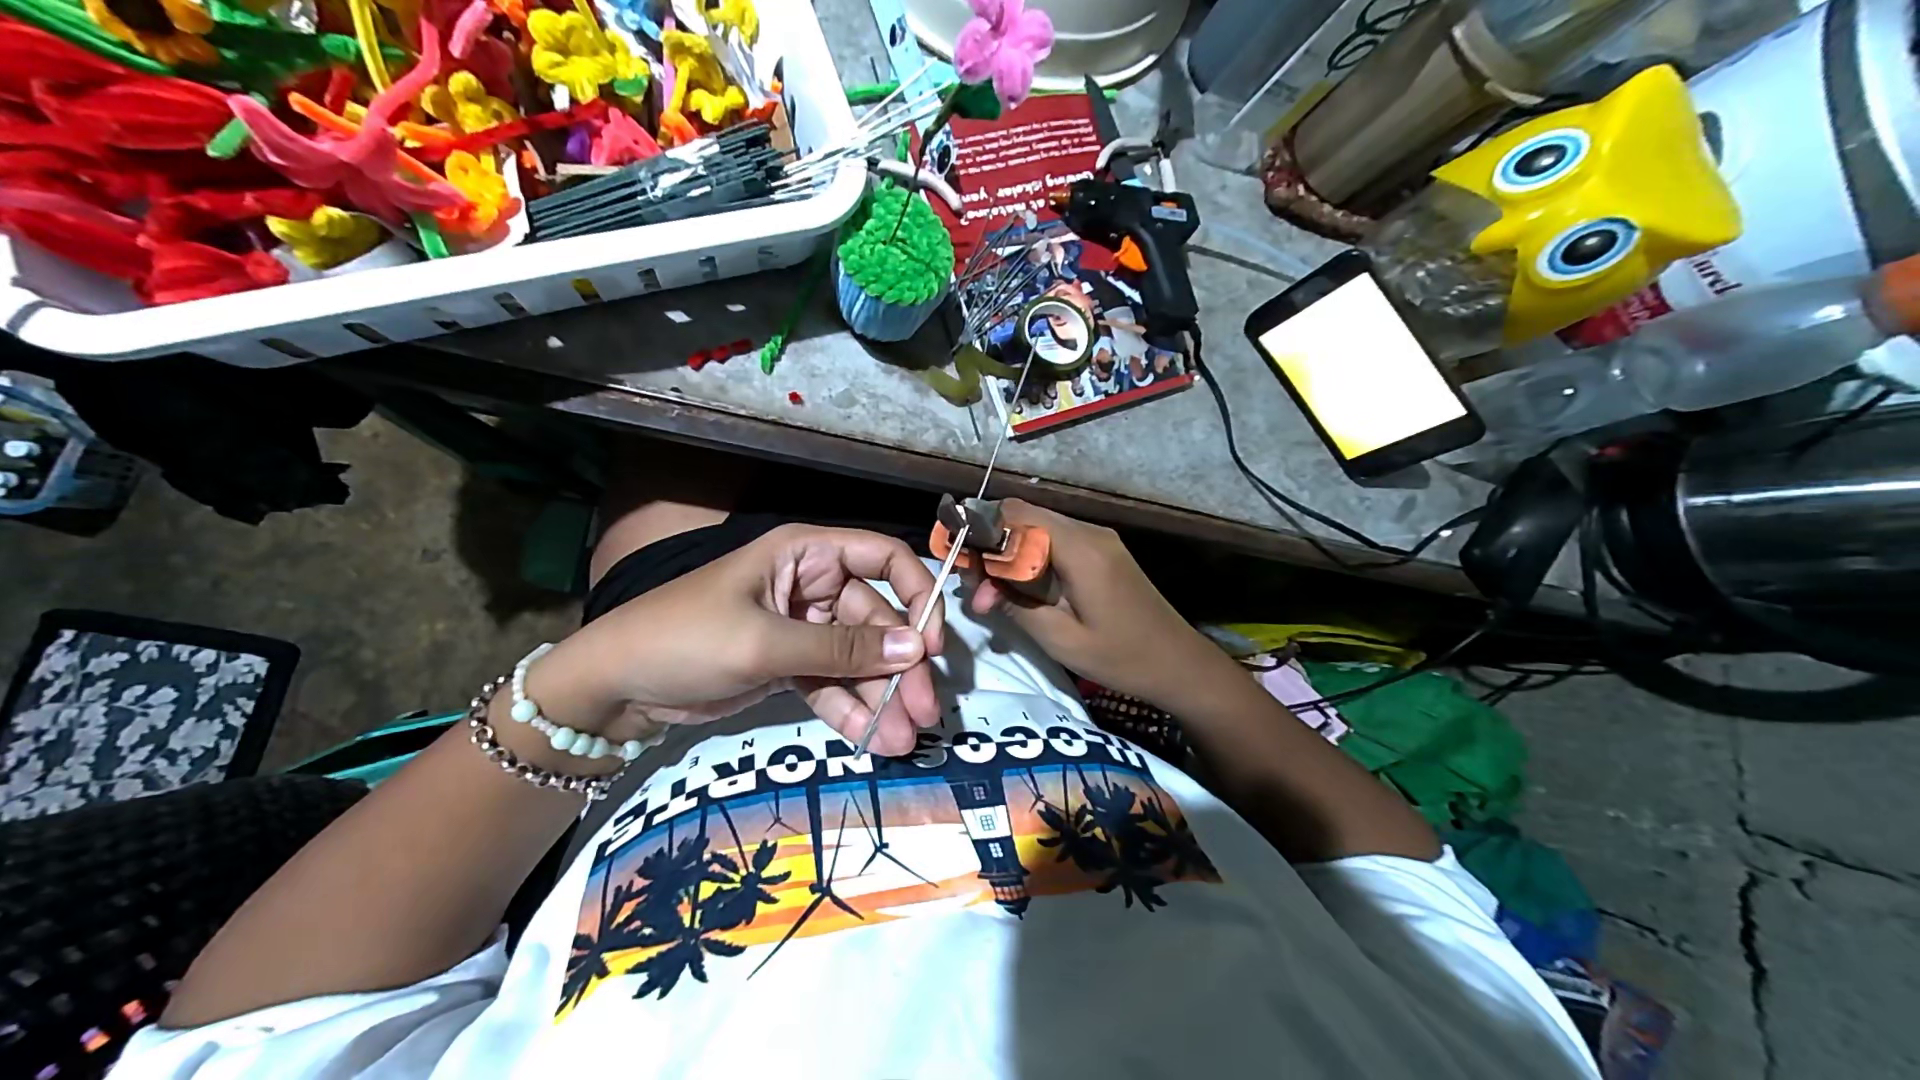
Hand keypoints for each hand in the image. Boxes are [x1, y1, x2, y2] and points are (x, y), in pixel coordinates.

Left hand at [532, 524, 944, 755]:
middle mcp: (813, 585)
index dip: (916, 594)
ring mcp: (803, 628)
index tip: (931, 642)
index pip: (883, 557)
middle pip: (878, 619)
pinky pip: (832, 684)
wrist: (615, 687)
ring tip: (901, 740)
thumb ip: (841, 649)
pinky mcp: (790, 665)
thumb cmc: (685, 638)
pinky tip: (870, 738)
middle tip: (923, 712)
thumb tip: (916, 648)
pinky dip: (850, 709)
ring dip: (881, 697)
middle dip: (901, 666)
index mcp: (807, 554)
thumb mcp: (765, 642)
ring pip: (859, 658)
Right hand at [967, 500, 1233, 709]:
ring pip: (1038, 529)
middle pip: (1025, 516)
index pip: (1017, 514)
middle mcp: (1089, 532)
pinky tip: (1020, 589)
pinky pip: (1056, 542)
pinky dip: (1031, 559)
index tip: (959, 559)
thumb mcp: (1061, 640)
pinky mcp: (1102, 552)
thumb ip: (1016, 606)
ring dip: (1010, 554)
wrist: (1179, 664)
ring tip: (991, 593)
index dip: (981, 530)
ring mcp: (1099, 540)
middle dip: (992, 545)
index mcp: (1081, 549)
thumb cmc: (1121, 657)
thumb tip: (979, 587)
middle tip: (972, 583)